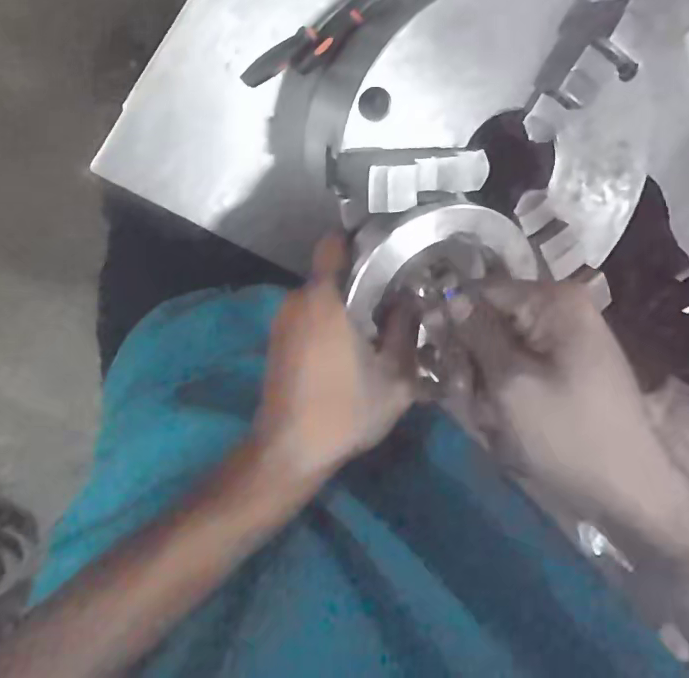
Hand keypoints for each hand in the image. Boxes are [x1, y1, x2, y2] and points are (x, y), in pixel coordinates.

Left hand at [250, 236, 418, 484]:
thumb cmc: (344, 410)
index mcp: (324, 298)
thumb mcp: (394, 377)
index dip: (359, 239)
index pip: (334, 243)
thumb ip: (406, 331)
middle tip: (395, 296)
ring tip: (377, 326)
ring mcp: (283, 319)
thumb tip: (411, 300)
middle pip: (333, 272)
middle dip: (362, 280)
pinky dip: (329, 320)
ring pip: (322, 296)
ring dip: (346, 304)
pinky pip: (309, 314)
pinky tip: (351, 348)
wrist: (289, 450)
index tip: (387, 250)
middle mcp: (298, 299)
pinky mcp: (277, 339)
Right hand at [462, 280, 688, 527]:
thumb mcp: (511, 382)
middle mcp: (563, 307)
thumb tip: (445, 297)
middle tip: (464, 396)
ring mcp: (569, 336)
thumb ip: (475, 334)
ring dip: (485, 377)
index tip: (430, 353)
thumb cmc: (569, 435)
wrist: (633, 494)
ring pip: (502, 343)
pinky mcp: (570, 364)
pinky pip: (522, 361)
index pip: (481, 291)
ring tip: (487, 416)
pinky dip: (506, 386)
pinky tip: (503, 418)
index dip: (451, 318)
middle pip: (492, 317)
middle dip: (471, 355)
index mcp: (554, 301)